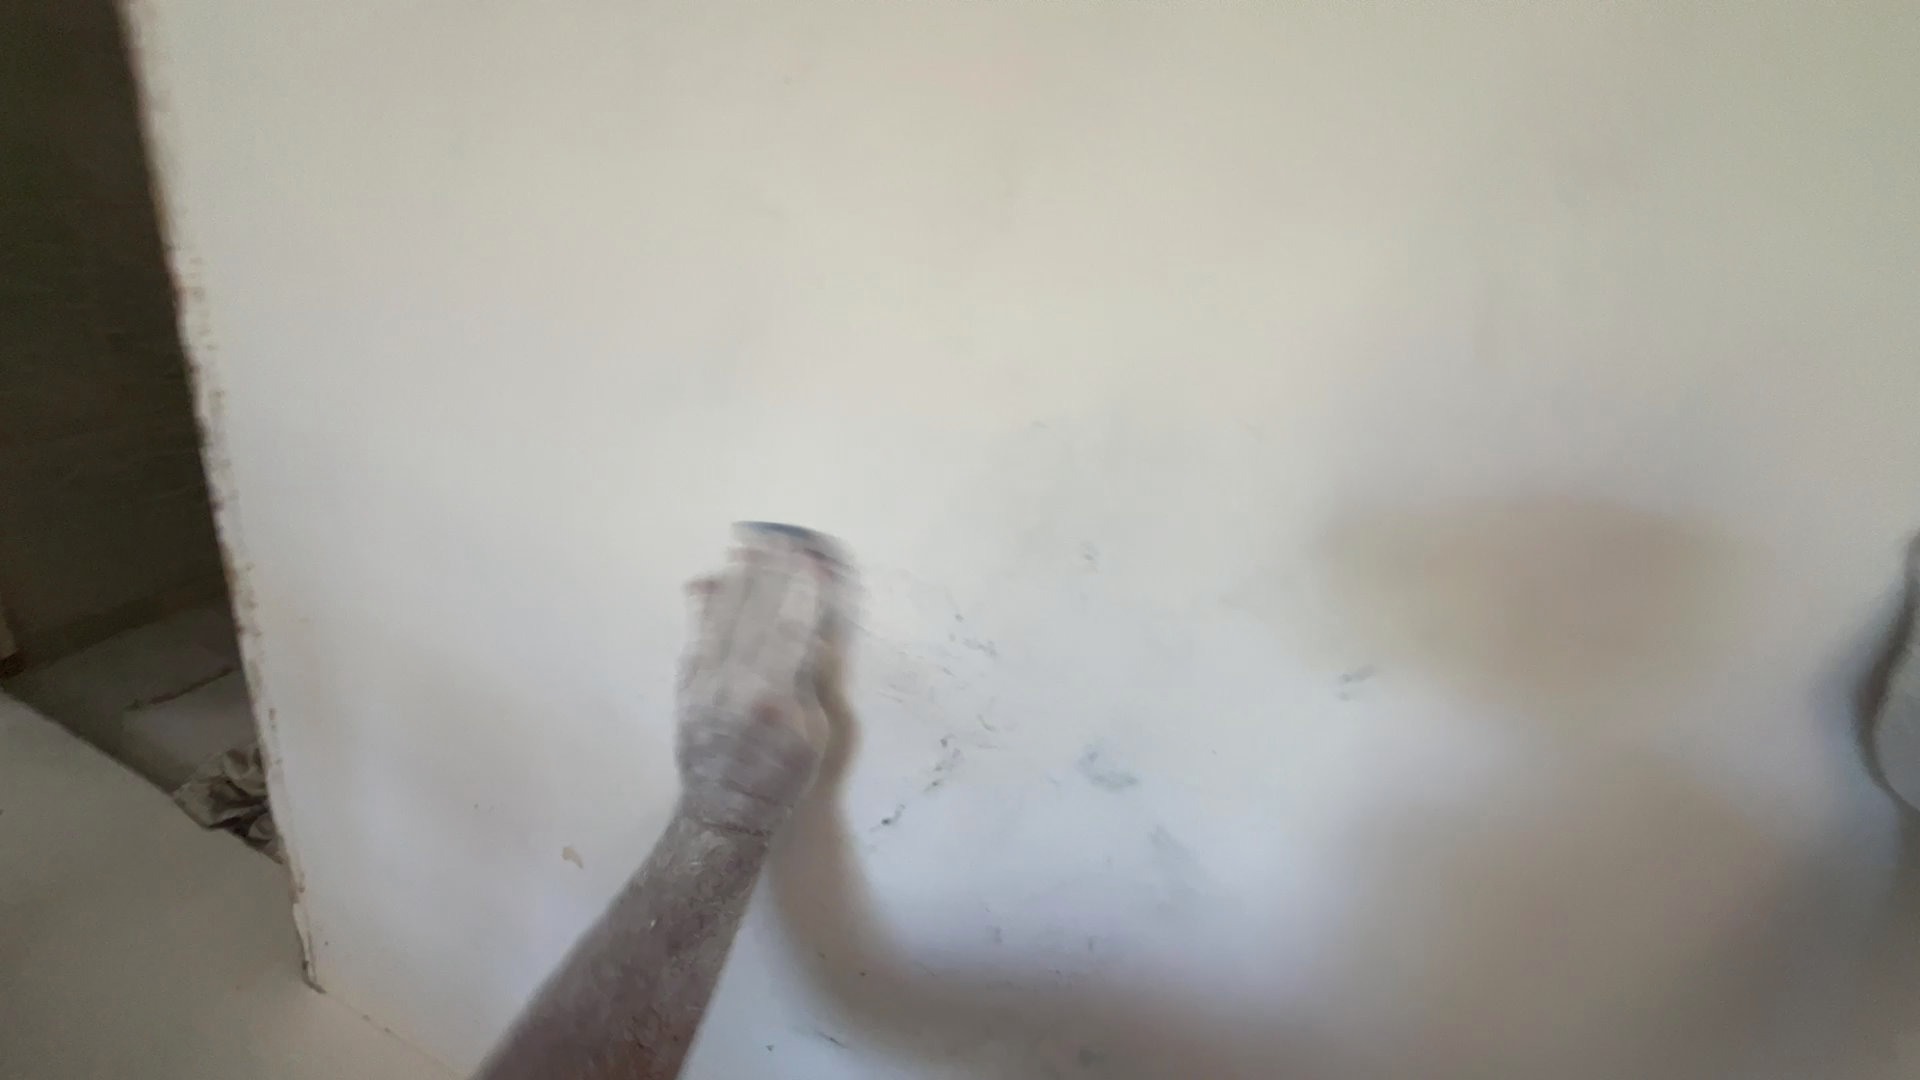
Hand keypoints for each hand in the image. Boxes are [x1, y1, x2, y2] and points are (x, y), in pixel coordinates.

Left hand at [675, 525, 846, 834]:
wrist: (722, 810)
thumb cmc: (781, 778)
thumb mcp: (815, 738)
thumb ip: (811, 684)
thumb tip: (813, 638)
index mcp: (776, 697)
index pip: (793, 630)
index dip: (803, 593)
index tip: (812, 562)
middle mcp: (738, 682)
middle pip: (758, 615)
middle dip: (773, 573)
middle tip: (782, 538)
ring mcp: (707, 682)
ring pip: (725, 619)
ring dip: (738, 578)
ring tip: (747, 545)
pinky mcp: (687, 686)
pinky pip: (696, 636)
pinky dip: (702, 606)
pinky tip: (707, 580)